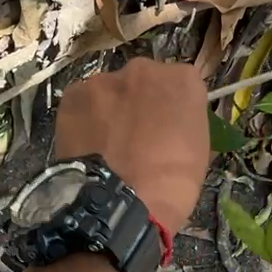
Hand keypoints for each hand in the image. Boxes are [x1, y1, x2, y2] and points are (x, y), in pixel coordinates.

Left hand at [52, 58, 208, 233]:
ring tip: (104, 149)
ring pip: (108, 95)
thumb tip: (171, 132)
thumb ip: (184, 127)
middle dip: (136, 107)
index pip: (177, 89)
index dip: (167, 113)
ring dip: (107, 115)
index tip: (162, 133)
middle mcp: (144, 69)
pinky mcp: (74, 97)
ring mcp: (106, 81)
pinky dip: (82, 124)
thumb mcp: (197, 154)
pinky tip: (86, 148)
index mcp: (183, 80)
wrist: (124, 202)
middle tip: (131, 141)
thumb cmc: (171, 185)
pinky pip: (81, 108)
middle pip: (140, 85)